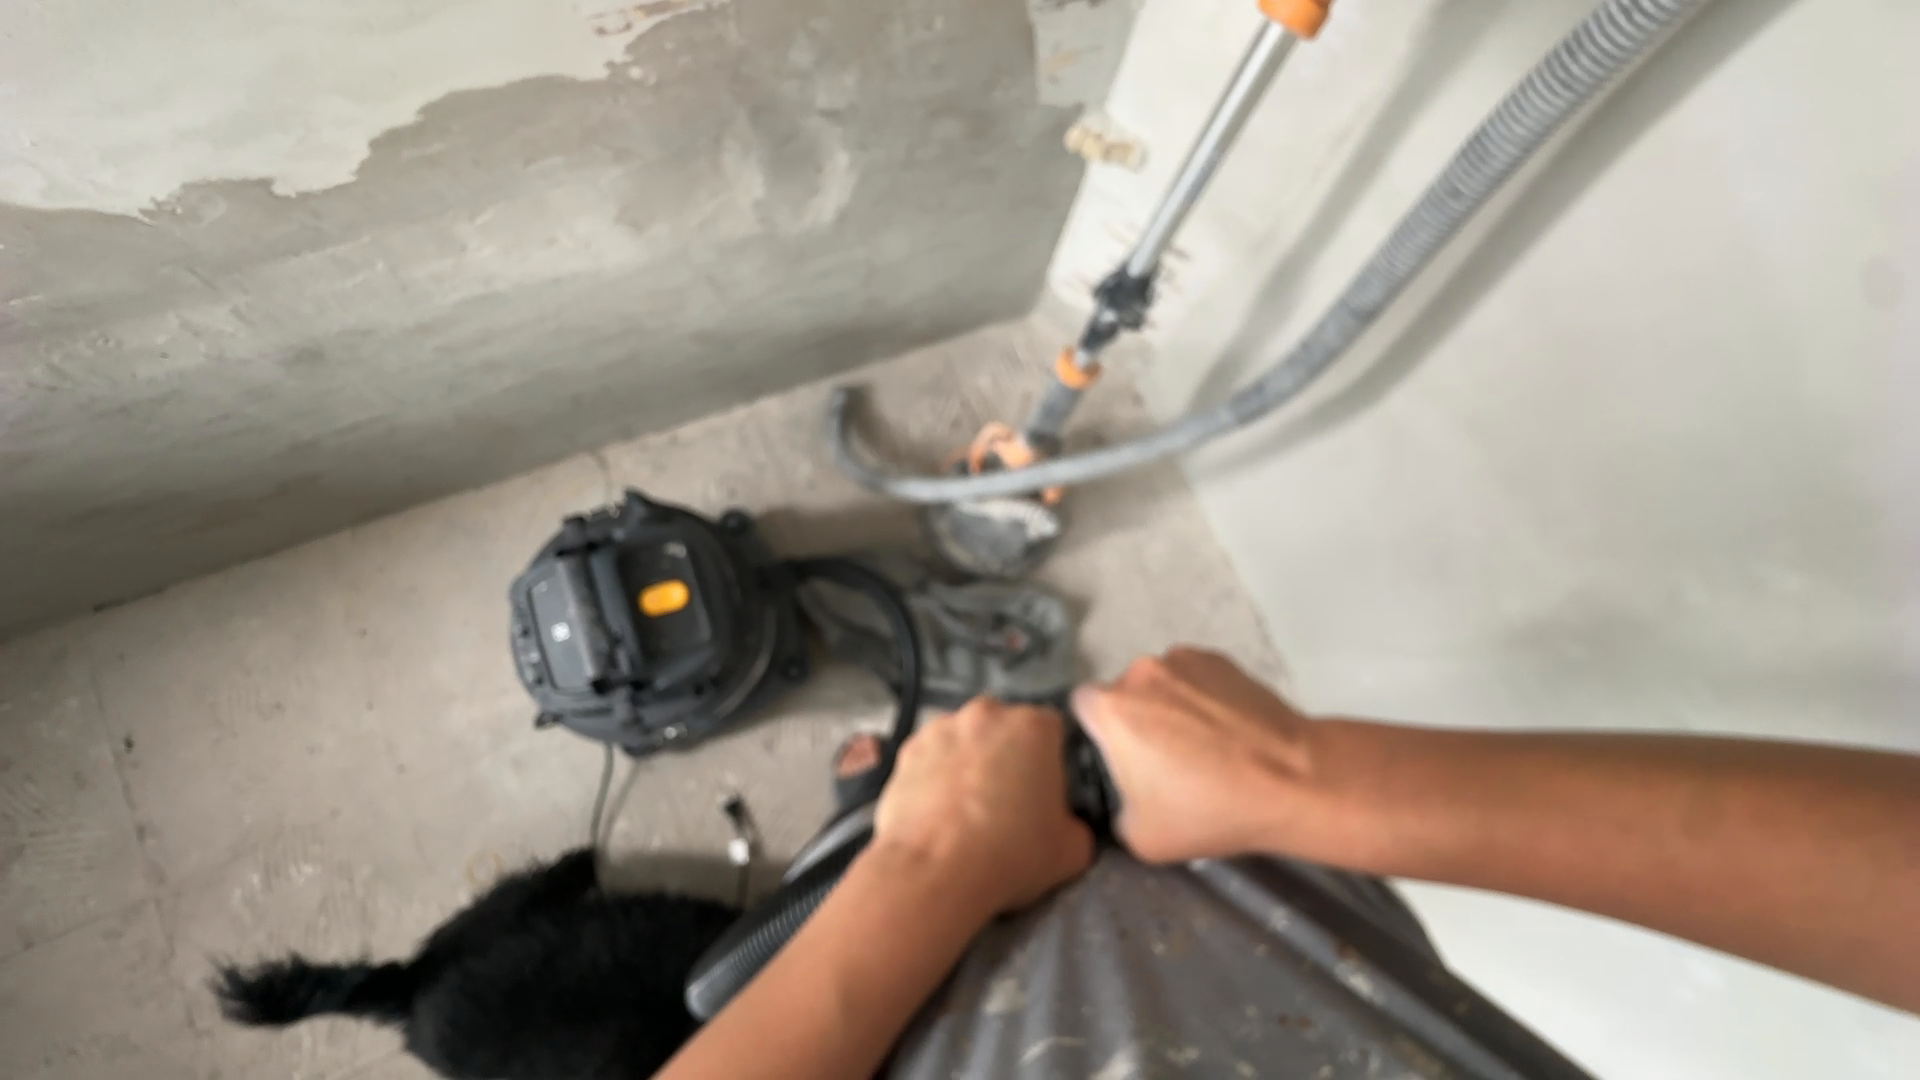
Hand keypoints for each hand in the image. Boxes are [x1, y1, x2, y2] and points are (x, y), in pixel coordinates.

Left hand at [873, 699, 1094, 914]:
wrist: (933, 871)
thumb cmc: (1010, 854)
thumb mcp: (1071, 851)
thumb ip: (1078, 824)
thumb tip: (1068, 823)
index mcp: (1034, 726)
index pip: (1054, 730)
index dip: (1052, 761)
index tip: (1046, 790)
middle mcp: (987, 712)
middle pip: (1006, 727)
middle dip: (1009, 753)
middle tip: (1007, 798)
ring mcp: (942, 726)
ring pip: (965, 737)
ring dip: (970, 758)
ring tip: (966, 805)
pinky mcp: (907, 747)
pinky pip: (931, 754)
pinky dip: (935, 772)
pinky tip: (937, 807)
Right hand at [1073, 647, 1318, 862]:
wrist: (1293, 781)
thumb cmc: (1210, 808)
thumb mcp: (1140, 837)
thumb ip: (1113, 807)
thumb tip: (1121, 793)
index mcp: (1111, 708)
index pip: (1081, 706)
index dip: (1095, 730)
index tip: (1119, 756)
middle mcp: (1139, 672)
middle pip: (1122, 693)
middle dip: (1135, 719)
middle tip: (1165, 757)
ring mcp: (1181, 659)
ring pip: (1159, 683)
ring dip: (1168, 705)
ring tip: (1203, 742)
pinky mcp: (1218, 658)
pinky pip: (1192, 675)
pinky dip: (1200, 695)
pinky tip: (1224, 727)